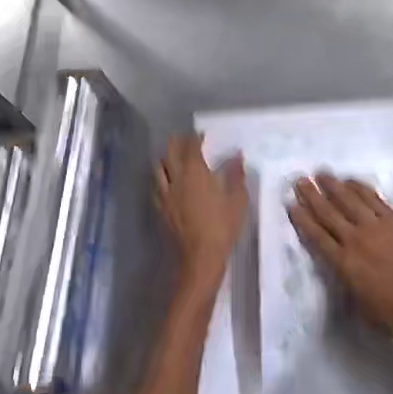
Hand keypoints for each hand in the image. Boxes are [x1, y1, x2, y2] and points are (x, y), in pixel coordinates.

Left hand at [154, 134, 247, 285]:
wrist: (200, 258)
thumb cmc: (222, 227)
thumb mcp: (237, 200)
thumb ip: (236, 175)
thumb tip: (237, 155)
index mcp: (195, 171)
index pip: (191, 146)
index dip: (195, 137)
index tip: (201, 135)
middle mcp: (177, 177)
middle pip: (170, 151)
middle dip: (177, 143)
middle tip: (186, 142)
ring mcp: (165, 193)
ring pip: (158, 167)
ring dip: (165, 159)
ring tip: (173, 159)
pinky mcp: (160, 209)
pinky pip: (155, 187)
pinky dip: (160, 179)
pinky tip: (167, 183)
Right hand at [289, 174, 392, 353]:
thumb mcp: (361, 306)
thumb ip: (347, 281)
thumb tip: (339, 265)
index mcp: (345, 265)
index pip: (317, 237)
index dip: (302, 219)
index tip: (291, 204)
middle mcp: (357, 240)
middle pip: (329, 213)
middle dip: (312, 196)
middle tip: (300, 180)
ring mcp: (377, 227)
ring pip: (349, 200)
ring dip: (333, 185)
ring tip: (321, 174)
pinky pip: (373, 199)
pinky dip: (360, 188)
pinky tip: (351, 181)